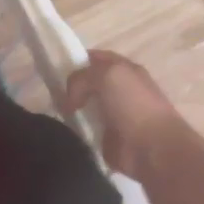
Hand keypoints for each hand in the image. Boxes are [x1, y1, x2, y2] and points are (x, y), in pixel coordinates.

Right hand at [65, 49, 188, 177]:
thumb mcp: (108, 76)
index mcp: (125, 70)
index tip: (56, 71)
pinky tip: (66, 130)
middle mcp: (119, 88)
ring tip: (57, 113)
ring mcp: (113, 112)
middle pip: (88, 82)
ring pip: (83, 104)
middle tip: (54, 95)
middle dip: (70, 87)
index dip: (76, 60)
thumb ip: (82, 77)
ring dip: (70, 108)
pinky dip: (73, 127)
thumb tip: (70, 97)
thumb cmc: (133, 105)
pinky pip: (84, 126)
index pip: (96, 58)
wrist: (149, 145)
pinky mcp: (106, 135)